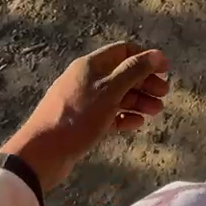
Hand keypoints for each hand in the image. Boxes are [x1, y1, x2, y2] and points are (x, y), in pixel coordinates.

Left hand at [0, 41, 169, 191]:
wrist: (40, 155)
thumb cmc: (78, 117)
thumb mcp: (110, 91)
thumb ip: (135, 70)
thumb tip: (157, 54)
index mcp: (91, 65)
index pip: (124, 51)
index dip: (146, 58)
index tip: (165, 71)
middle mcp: (87, 79)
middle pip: (123, 74)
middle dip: (145, 82)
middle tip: (163, 94)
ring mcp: (83, 101)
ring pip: (117, 95)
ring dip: (138, 101)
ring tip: (156, 112)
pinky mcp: (80, 122)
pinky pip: (107, 113)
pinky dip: (123, 116)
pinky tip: (137, 123)